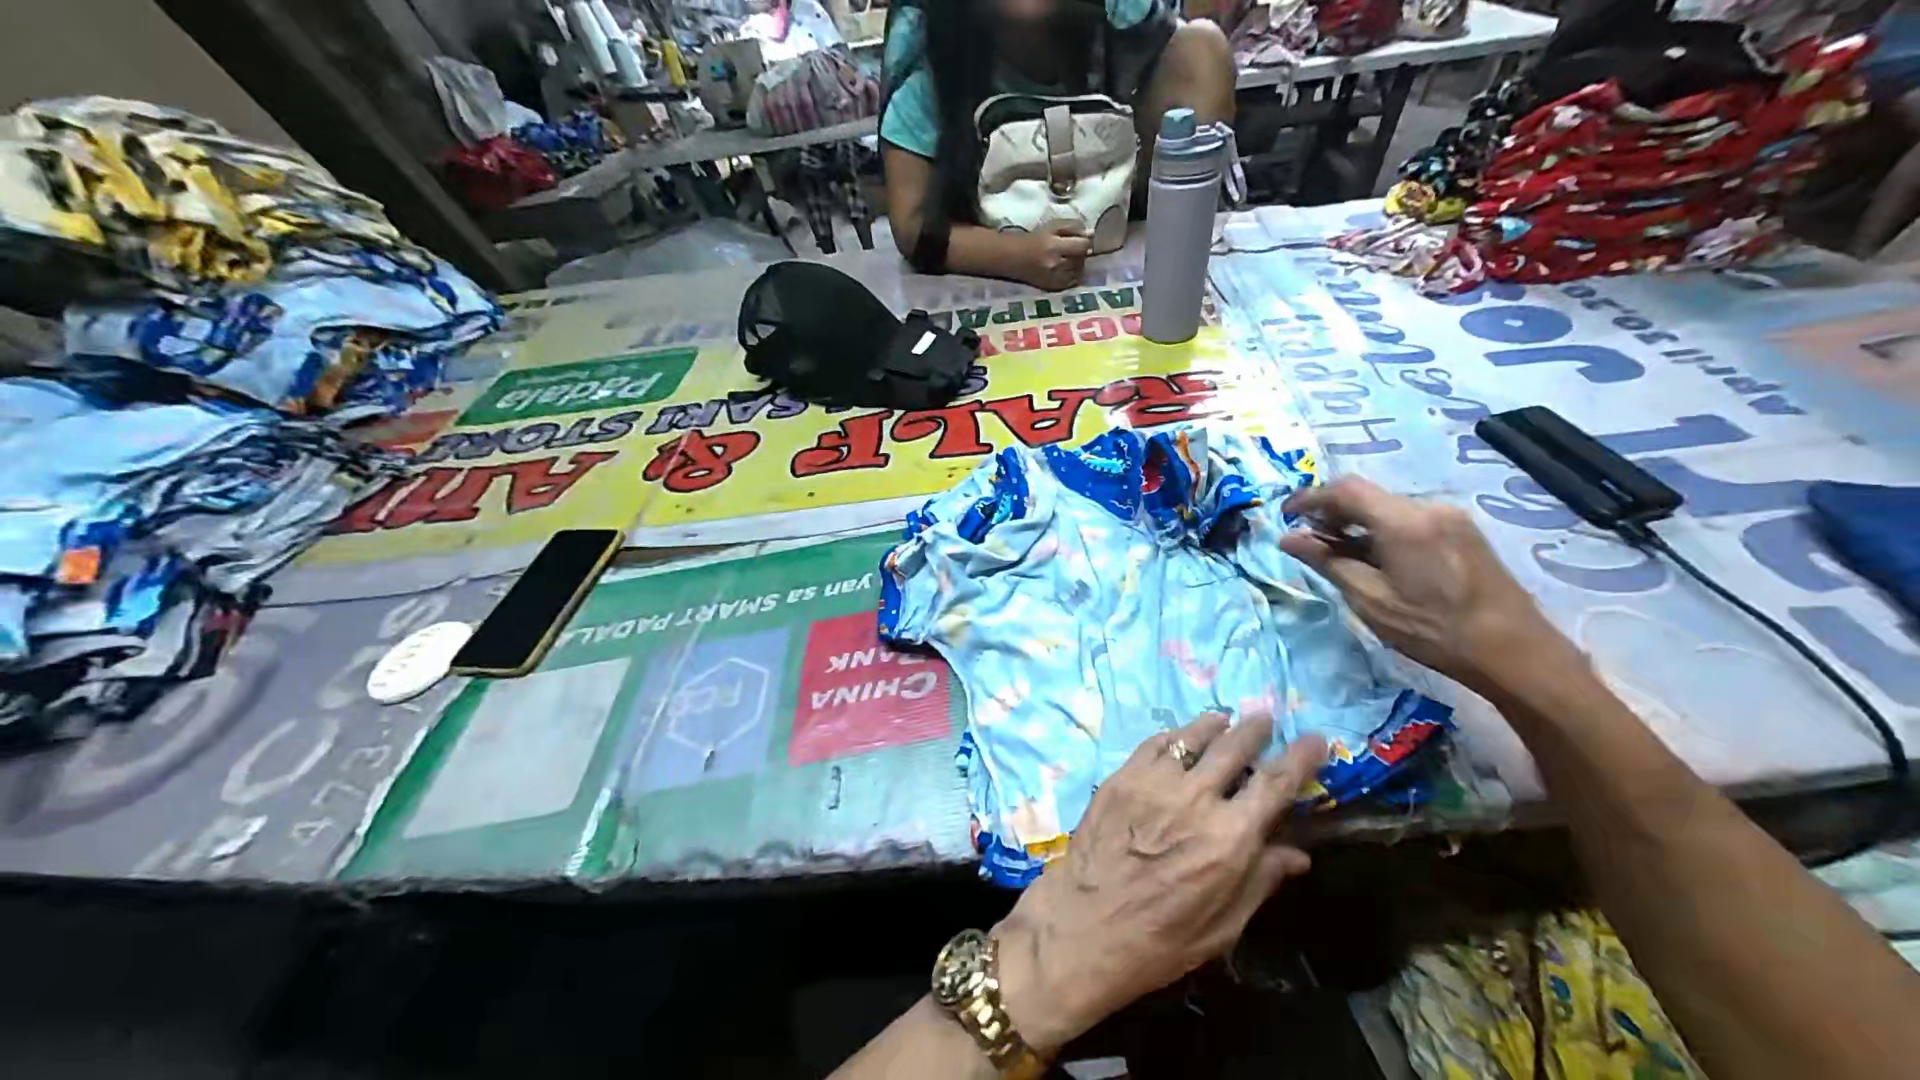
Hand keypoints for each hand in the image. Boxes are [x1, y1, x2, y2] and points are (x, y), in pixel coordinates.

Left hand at [992, 711, 1324, 1055]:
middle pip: (1234, 747)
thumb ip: (1261, 880)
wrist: (1084, 925)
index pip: (1276, 784)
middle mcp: (1196, 799)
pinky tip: (1179, 738)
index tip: (1316, 739)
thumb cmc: (1160, 939)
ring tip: (1224, 720)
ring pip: (1192, 737)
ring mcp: (1154, 782)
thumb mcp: (1224, 925)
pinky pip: (1154, 744)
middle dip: (1255, 729)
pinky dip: (1174, 736)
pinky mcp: (1121, 777)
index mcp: (1230, 838)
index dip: (1301, 758)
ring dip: (1214, 725)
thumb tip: (1297, 852)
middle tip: (1264, 718)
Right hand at [1012, 220, 1092, 289]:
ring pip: (1078, 271)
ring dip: (1078, 264)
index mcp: (1053, 246)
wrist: (1010, 258)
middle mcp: (1055, 264)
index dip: (1086, 241)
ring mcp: (1053, 278)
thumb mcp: (1051, 226)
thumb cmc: (1032, 239)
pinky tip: (1066, 268)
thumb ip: (1072, 226)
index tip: (1084, 238)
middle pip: (1081, 259)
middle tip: (1074, 248)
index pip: (1083, 246)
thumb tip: (1091, 233)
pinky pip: (1071, 282)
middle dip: (1081, 253)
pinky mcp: (1051, 287)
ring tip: (1068, 258)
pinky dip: (1073, 275)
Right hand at [1277, 477, 1575, 694]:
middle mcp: (1429, 508)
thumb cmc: (1434, 630)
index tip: (1285, 517)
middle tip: (1308, 542)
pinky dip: (1381, 530)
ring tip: (1338, 555)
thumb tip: (1288, 539)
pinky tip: (1374, 559)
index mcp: (1404, 522)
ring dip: (1356, 523)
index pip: (1344, 490)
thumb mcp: (1369, 599)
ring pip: (1387, 507)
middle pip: (1366, 495)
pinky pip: (1408, 519)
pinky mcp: (1462, 531)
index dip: (1308, 498)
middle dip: (1331, 512)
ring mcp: (1450, 518)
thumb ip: (1327, 562)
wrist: (1515, 652)